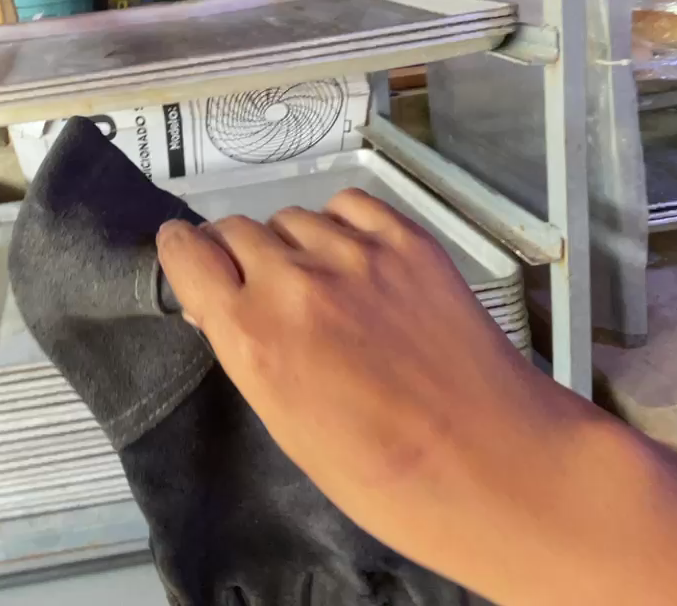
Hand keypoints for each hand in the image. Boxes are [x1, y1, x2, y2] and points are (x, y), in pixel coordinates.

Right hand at [156, 189, 600, 583]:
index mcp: (253, 335)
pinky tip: (358, 258)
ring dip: (292, 244)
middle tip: (266, 286)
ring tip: (325, 283)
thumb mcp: (284, 421)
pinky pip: (346, 205)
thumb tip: (218, 303)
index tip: (191, 255)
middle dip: (237, 254)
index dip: (183, 252)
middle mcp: (292, 282)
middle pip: (235, 229)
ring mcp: (352, 253)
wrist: (493, 466)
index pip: (186, 252)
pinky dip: (341, 225)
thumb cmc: (380, 471)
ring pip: (290, 217)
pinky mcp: (404, 239)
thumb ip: (243, 347)